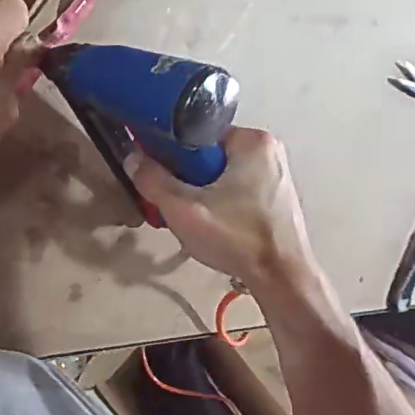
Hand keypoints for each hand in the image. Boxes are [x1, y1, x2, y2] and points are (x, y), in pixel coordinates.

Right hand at [127, 127, 319, 292]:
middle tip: (177, 204)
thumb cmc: (237, 238)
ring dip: (201, 194)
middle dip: (188, 179)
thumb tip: (131, 158)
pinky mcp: (276, 197)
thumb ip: (153, 181)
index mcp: (252, 140)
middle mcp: (268, 149)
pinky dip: (220, 204)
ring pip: (219, 175)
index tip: (159, 174)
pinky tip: (214, 226)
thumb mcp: (184, 209)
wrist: (282, 280)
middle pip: (207, 155)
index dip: (172, 154)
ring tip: (195, 219)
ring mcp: (276, 174)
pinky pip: (235, 190)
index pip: (197, 133)